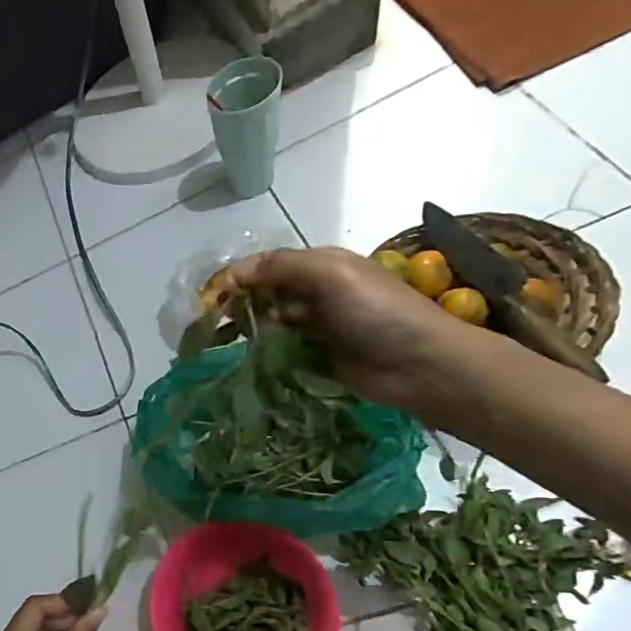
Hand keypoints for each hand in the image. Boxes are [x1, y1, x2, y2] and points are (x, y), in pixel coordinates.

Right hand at [229, 247, 487, 419]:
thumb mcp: (331, 274)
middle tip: (212, 327)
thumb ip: (283, 267)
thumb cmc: (378, 312)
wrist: (421, 365)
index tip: (209, 301)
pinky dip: (270, 355)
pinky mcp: (325, 360)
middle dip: (241, 305)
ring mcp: (322, 328)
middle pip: (269, 294)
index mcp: (322, 265)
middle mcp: (319, 293)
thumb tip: (237, 273)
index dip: (238, 278)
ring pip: (276, 324)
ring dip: (253, 331)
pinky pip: (289, 353)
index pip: (269, 266)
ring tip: (224, 346)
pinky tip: (250, 362)